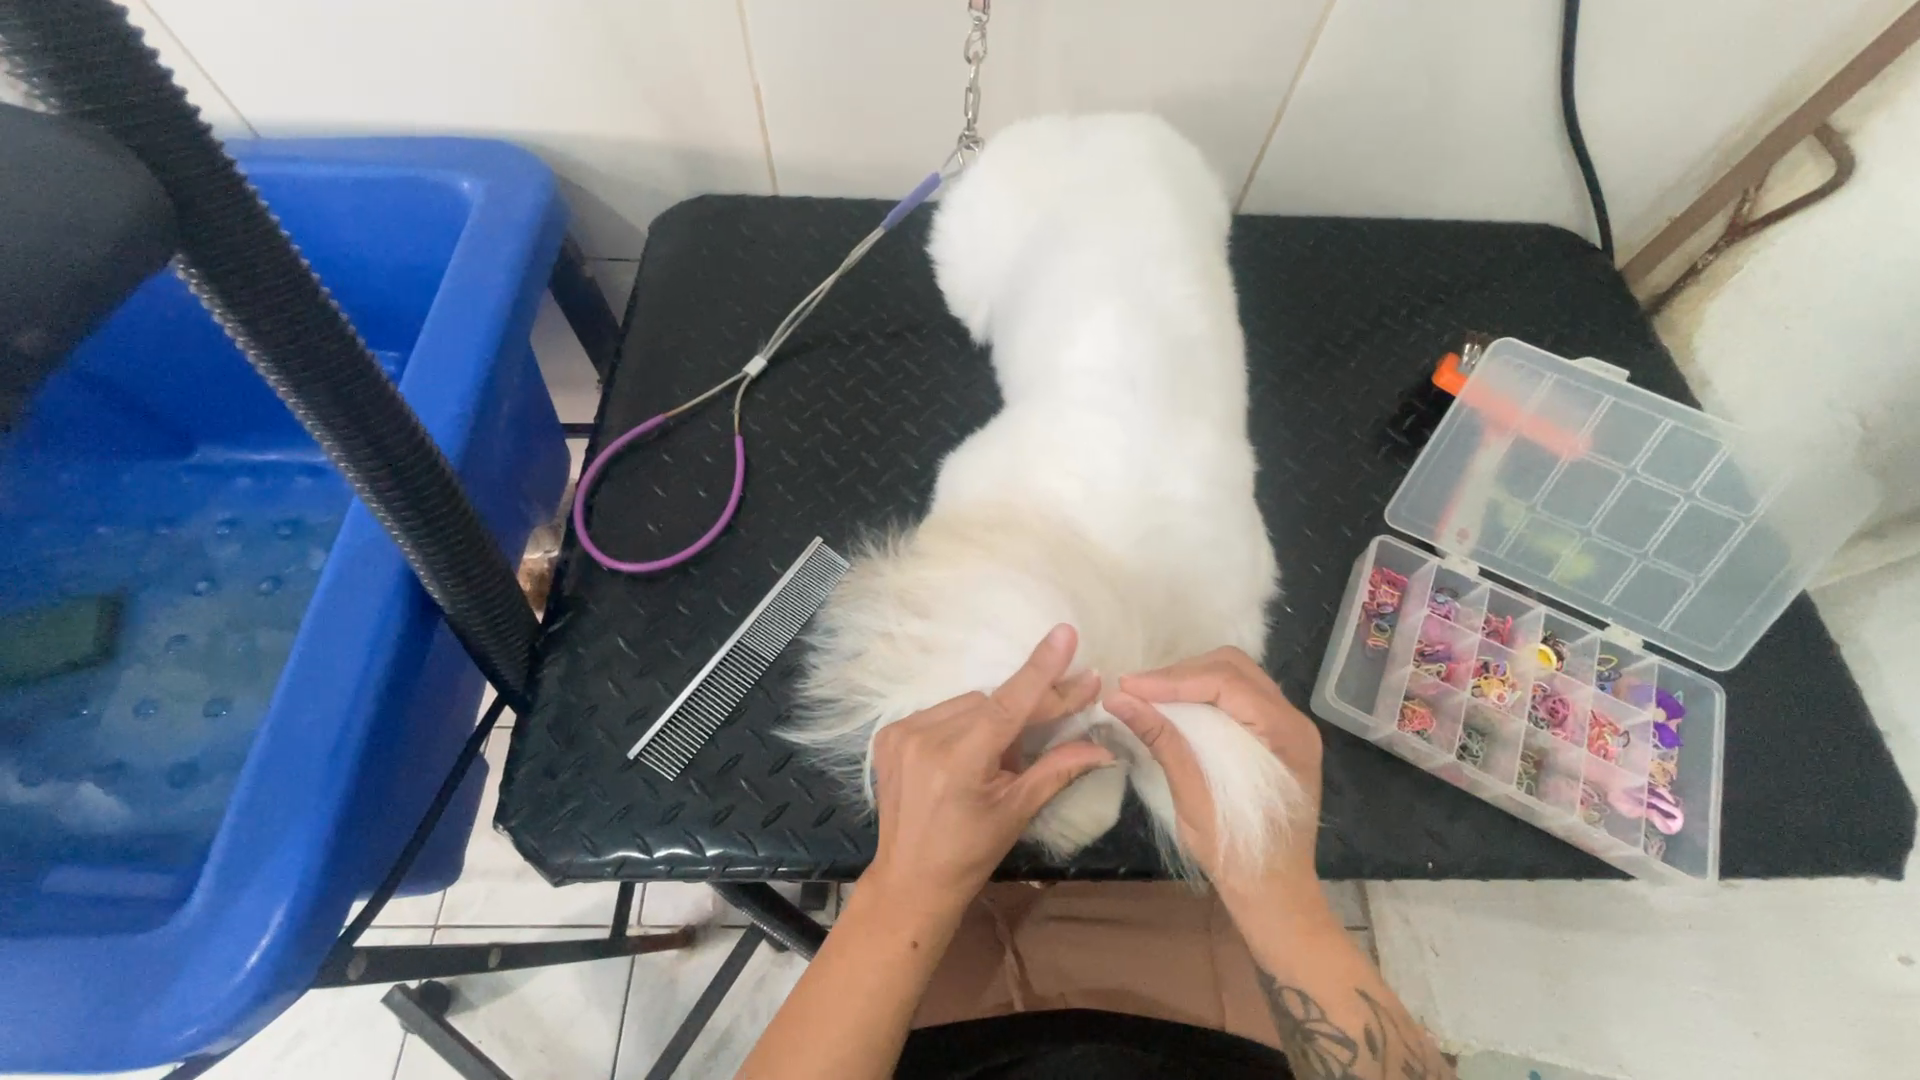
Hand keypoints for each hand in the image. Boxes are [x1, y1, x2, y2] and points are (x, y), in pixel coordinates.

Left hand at [865, 624, 1113, 909]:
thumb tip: (1105, 745)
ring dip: (995, 716)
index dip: (1041, 669)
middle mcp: (924, 737)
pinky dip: (965, 723)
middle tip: (1073, 698)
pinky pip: (942, 711)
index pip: (1009, 703)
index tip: (1066, 633)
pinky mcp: (889, 733)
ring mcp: (901, 732)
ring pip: (968, 703)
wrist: (910, 879)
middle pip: (993, 702)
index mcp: (958, 760)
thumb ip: (1059, 768)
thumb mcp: (1017, 811)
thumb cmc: (970, 852)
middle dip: (1031, 706)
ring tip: (1004, 753)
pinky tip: (972, 750)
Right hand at [1104, 647, 1323, 908]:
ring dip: (1188, 678)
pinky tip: (1172, 705)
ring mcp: (1286, 726)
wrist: (1275, 893)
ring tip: (1147, 695)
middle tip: (1134, 690)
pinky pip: (1235, 694)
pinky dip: (1200, 692)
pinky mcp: (1272, 733)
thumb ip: (1165, 743)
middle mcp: (1293, 721)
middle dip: (1180, 673)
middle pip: (1233, 667)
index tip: (1128, 686)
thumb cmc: (1239, 855)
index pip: (1227, 682)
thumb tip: (1118, 700)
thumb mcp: (1196, 801)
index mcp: (1286, 736)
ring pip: (1234, 674)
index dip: (1174, 679)